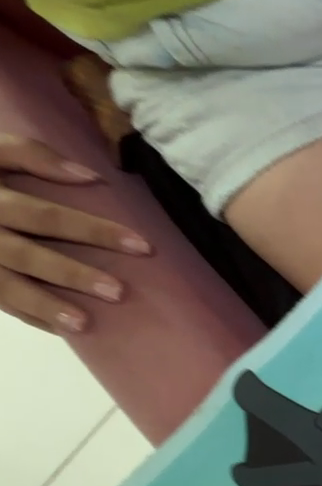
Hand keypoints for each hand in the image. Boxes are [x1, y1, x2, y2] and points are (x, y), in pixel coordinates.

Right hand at [0, 134, 148, 332]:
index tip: (144, 247)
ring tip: (84, 323)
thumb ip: (29, 154)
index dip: (91, 230)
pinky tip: (65, 331)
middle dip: (70, 274)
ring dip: (43, 304)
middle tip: (119, 292)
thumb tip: (91, 177)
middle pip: (25, 255)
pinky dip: (29, 316)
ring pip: (4, 284)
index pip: (44, 216)